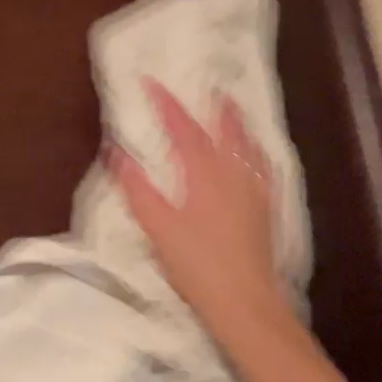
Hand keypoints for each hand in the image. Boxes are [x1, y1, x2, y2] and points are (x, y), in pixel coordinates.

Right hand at [105, 80, 294, 335]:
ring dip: (237, 124)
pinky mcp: (265, 209)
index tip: (151, 82)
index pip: (184, 130)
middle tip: (207, 86)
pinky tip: (253, 155)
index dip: (168, 104)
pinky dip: (254, 151)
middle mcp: (233, 176)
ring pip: (247, 147)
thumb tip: (117, 151)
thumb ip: (136, 186)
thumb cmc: (194, 262)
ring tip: (231, 108)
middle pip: (225, 132)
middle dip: (214, 107)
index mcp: (203, 176)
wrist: (243, 299)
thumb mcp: (156, 225)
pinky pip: (261, 167)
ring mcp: (254, 192)